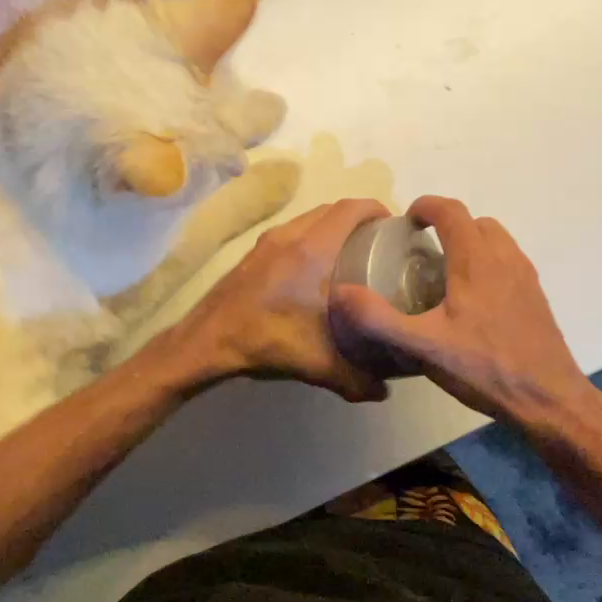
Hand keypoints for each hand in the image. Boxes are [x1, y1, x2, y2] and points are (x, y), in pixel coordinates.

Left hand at [171, 198, 391, 402]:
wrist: (205, 342)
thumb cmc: (265, 341)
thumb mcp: (317, 363)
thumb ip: (355, 378)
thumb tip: (383, 392)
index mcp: (310, 250)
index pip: (352, 209)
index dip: (378, 211)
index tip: (396, 228)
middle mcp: (288, 236)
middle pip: (331, 210)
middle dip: (359, 220)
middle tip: (379, 245)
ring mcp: (265, 243)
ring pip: (308, 220)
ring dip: (331, 228)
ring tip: (351, 255)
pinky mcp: (250, 255)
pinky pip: (289, 234)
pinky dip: (308, 239)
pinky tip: (313, 271)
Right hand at [329, 196, 601, 433]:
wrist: (547, 399)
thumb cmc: (483, 368)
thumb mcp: (421, 346)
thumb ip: (377, 319)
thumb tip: (340, 293)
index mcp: (476, 263)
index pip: (452, 212)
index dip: (426, 207)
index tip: (405, 222)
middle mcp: (505, 261)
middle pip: (477, 223)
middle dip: (447, 226)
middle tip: (420, 251)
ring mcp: (525, 280)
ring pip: (496, 243)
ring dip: (470, 244)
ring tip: (443, 275)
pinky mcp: (535, 300)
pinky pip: (508, 265)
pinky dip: (486, 266)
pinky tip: (469, 304)